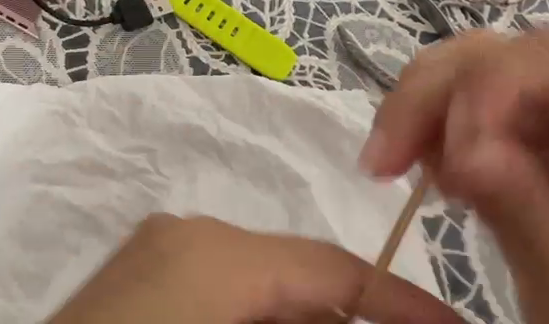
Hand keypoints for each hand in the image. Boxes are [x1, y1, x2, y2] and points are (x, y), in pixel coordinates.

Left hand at [47, 214, 461, 323]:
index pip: (334, 266)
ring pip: (262, 290)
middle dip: (353, 318)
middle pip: (299, 279)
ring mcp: (159, 253)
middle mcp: (190, 234)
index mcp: (218, 250)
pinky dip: (261, 320)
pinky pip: (223, 295)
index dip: (404, 301)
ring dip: (306, 323)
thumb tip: (380, 320)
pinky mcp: (143, 280)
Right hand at [361, 29, 548, 323]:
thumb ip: (528, 215)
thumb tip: (461, 150)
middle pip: (502, 57)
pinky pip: (468, 110)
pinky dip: (430, 129)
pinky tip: (423, 173)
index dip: (487, 86)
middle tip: (383, 157)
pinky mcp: (536, 151)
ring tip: (394, 165)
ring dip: (421, 109)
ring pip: (473, 74)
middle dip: (432, 94)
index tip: (449, 158)